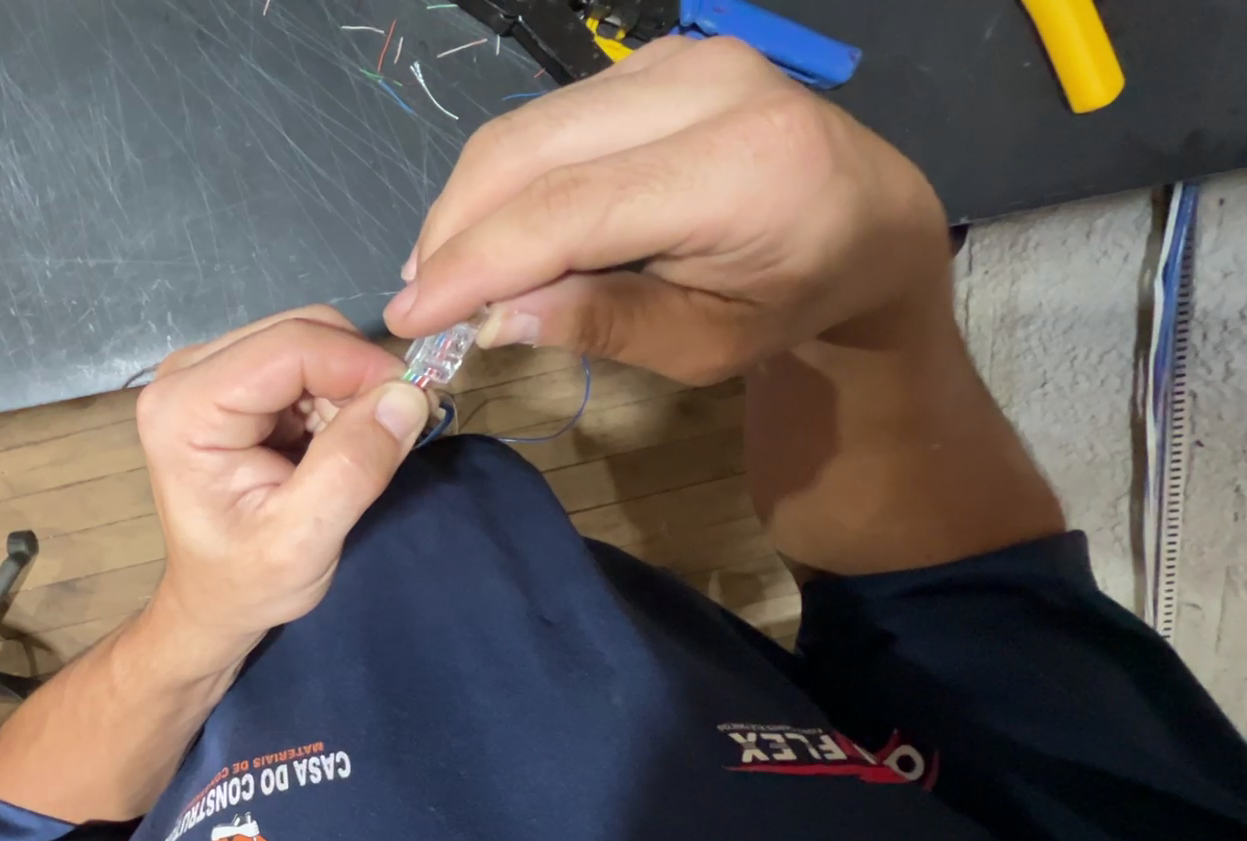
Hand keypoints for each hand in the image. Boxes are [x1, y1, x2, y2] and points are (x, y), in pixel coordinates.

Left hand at [135, 307, 431, 670]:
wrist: (216, 599)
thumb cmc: (246, 581)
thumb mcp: (302, 541)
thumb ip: (352, 467)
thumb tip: (409, 396)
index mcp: (185, 409)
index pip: (289, 346)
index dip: (360, 365)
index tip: (414, 405)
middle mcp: (188, 374)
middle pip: (300, 332)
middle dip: (356, 378)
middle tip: (385, 437)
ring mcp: (210, 373)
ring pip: (310, 342)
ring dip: (349, 391)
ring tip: (350, 452)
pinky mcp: (235, 383)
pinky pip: (308, 363)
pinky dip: (338, 397)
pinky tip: (333, 445)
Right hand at [383, 37, 953, 385]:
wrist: (864, 224)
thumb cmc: (787, 303)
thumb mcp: (702, 345)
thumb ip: (600, 324)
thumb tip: (490, 319)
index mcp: (738, 169)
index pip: (564, 211)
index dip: (472, 266)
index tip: (410, 318)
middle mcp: (707, 88)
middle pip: (526, 152)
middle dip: (451, 232)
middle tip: (418, 301)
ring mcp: (677, 62)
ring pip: (521, 130)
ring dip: (463, 206)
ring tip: (441, 274)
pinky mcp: (652, 62)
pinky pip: (541, 122)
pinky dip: (496, 182)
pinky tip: (485, 233)